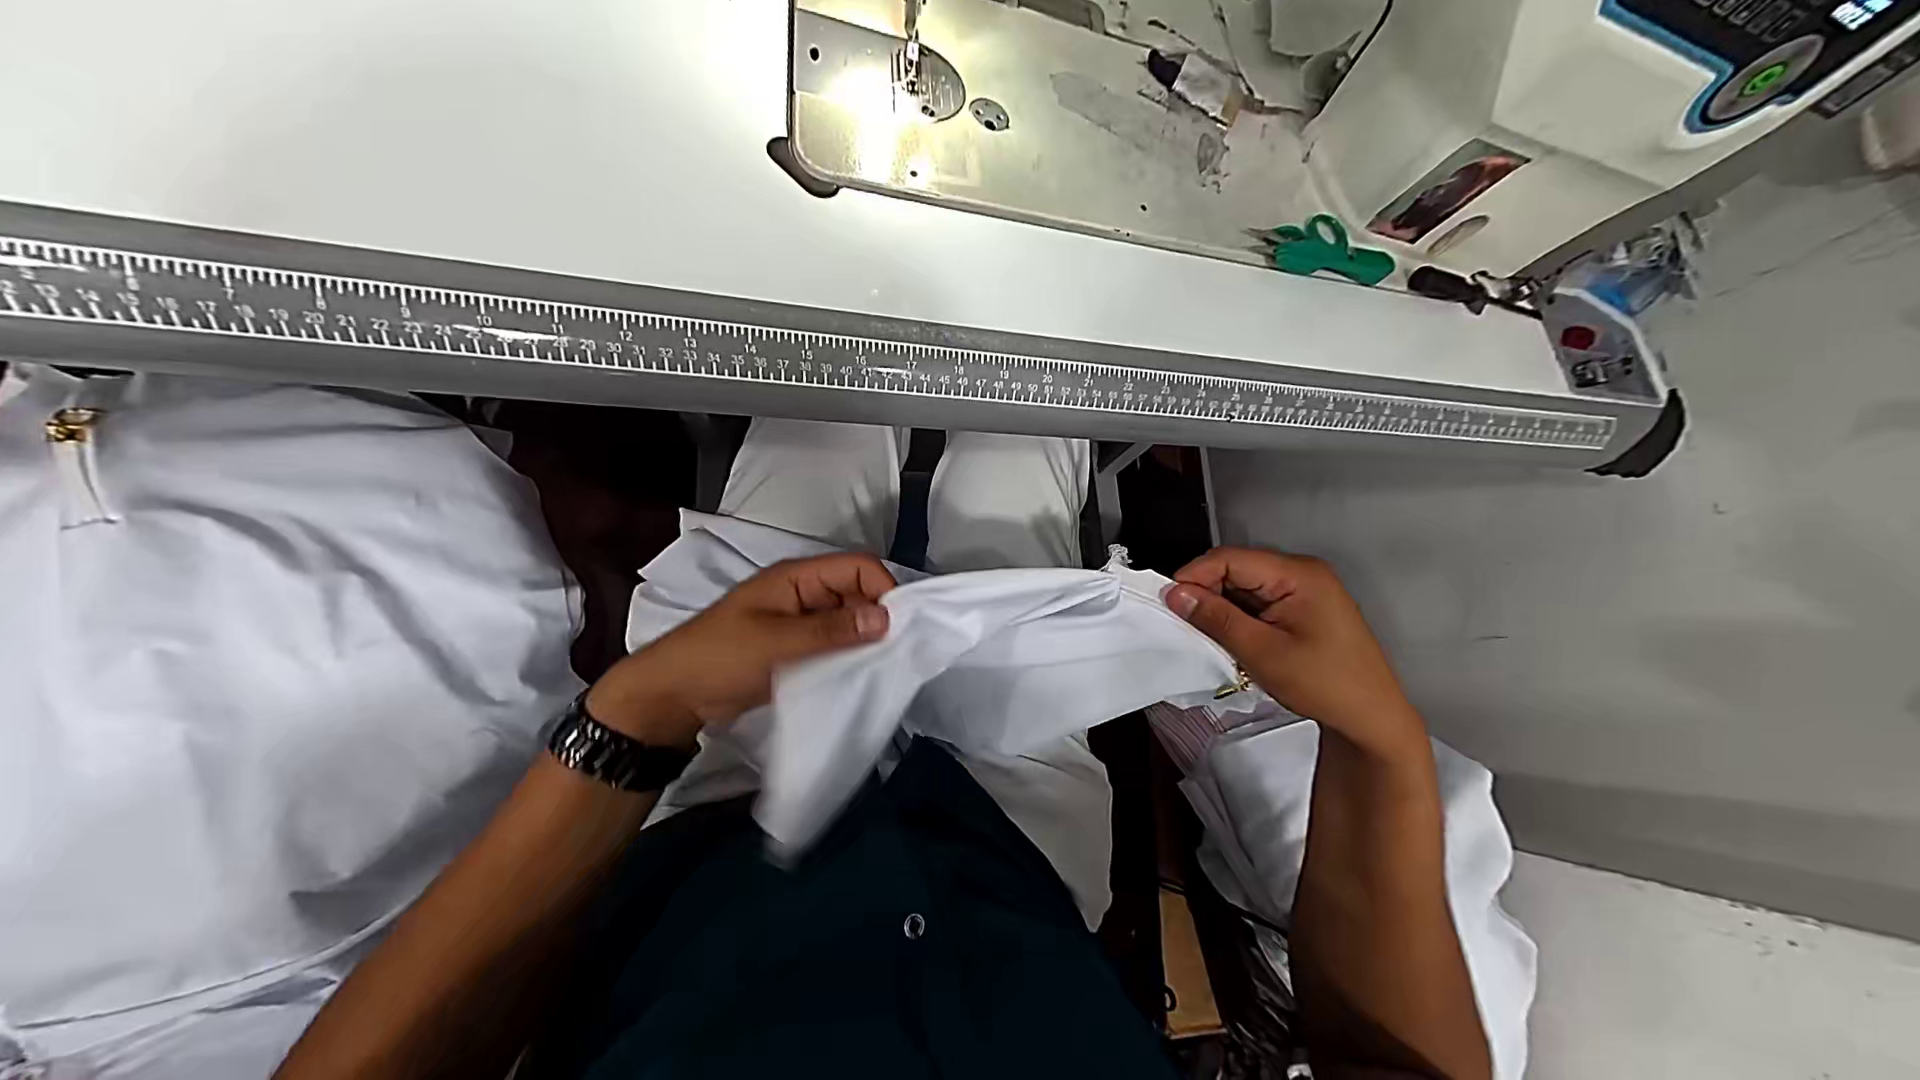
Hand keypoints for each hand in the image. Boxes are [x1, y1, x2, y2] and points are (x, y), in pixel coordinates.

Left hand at [585, 553, 895, 746]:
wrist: (674, 694)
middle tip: (895, 649)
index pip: (856, 567)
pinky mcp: (798, 647)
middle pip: (856, 591)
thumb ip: (832, 631)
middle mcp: (804, 593)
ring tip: (884, 663)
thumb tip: (886, 618)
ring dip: (865, 636)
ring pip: (848, 619)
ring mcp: (801, 621)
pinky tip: (863, 673)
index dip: (882, 588)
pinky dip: (850, 654)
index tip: (899, 624)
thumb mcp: (778, 642)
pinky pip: (835, 643)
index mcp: (797, 577)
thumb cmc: (721, 657)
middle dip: (878, 613)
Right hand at [1164, 547, 1424, 758]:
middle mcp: (1302, 573)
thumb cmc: (1327, 685)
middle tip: (1186, 623)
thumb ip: (1216, 618)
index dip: (1194, 576)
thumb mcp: (1261, 652)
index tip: (1170, 601)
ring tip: (1212, 637)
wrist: (1371, 718)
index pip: (1229, 558)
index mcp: (1298, 574)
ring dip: (1221, 608)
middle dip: (1206, 593)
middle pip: (1235, 569)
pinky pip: (1256, 602)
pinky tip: (1233, 640)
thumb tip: (1177, 594)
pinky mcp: (1300, 607)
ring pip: (1242, 587)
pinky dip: (1238, 618)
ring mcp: (1303, 590)